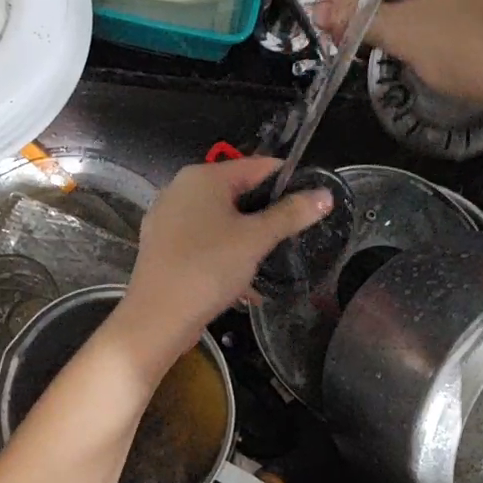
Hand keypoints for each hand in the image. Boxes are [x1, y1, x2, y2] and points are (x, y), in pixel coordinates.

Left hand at [108, 157, 332, 371]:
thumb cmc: (209, 268)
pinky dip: (222, 256)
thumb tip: (324, 195)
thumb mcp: (256, 239)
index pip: (256, 166)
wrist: (157, 317)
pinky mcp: (161, 247)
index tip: (311, 202)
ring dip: (245, 241)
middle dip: (264, 216)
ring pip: (219, 222)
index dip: (288, 181)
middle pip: (236, 194)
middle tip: (290, 238)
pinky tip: (240, 284)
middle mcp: (180, 190)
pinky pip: (202, 243)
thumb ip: (291, 214)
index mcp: (202, 177)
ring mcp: (166, 219)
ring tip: (267, 265)